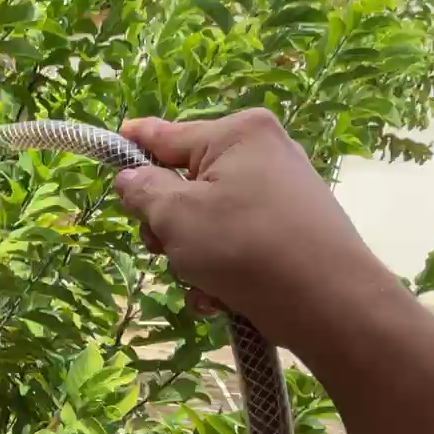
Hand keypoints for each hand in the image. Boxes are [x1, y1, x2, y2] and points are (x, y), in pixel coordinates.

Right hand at [110, 109, 406, 354]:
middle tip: (165, 248)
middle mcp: (260, 155)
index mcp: (236, 135)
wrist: (325, 300)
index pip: (166, 134)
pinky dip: (216, 270)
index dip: (132, 144)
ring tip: (200, 279)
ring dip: (188, 256)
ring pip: (201, 221)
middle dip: (166, 223)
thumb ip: (143, 190)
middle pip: (182, 184)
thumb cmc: (242, 245)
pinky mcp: (282, 230)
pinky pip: (229, 243)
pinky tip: (219, 295)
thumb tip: (129, 177)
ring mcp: (274, 193)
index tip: (108, 149)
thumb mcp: (176, 215)